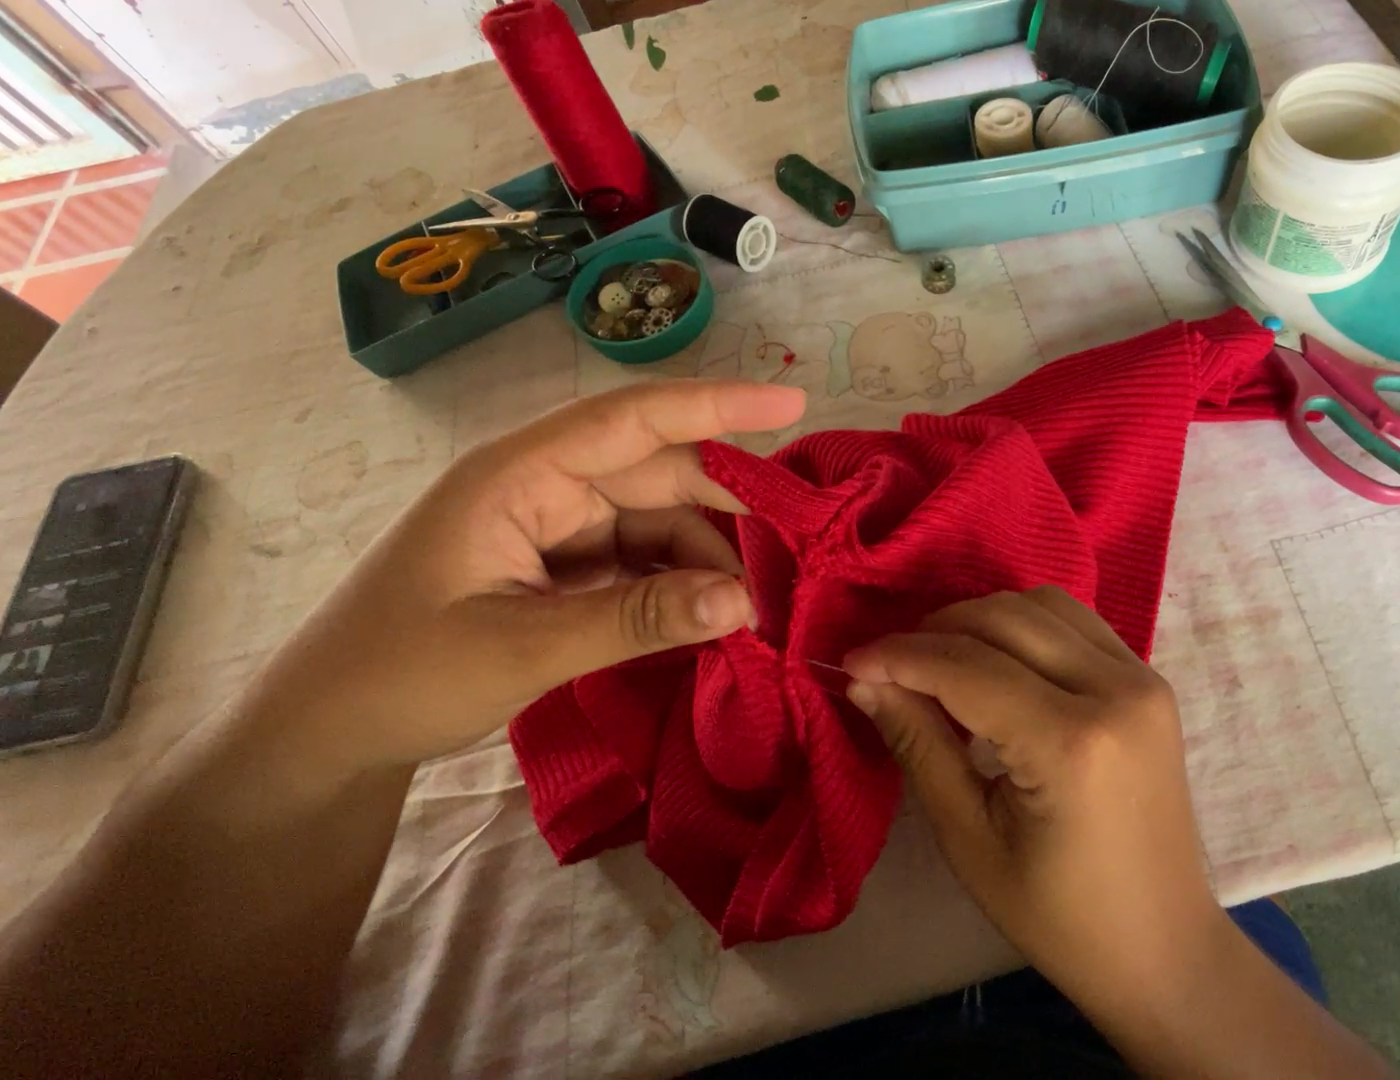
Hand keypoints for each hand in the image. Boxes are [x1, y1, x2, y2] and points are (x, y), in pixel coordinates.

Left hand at [242, 379, 805, 775]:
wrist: (325, 733)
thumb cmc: (400, 674)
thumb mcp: (525, 647)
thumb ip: (638, 619)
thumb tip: (745, 603)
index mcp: (519, 475)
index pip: (633, 420)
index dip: (717, 406)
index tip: (794, 405)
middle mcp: (544, 487)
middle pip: (659, 472)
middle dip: (729, 505)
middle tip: (798, 549)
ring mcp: (555, 528)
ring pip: (658, 520)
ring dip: (708, 557)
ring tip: (757, 604)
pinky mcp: (563, 567)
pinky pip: (641, 560)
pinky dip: (680, 584)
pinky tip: (713, 615)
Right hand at [841, 588, 1222, 993]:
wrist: (1161, 944)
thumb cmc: (1058, 916)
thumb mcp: (970, 840)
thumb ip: (919, 746)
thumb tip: (866, 681)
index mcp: (1072, 743)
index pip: (968, 667)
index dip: (901, 656)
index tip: (851, 661)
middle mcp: (1116, 691)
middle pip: (1005, 619)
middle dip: (935, 631)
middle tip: (889, 666)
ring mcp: (1143, 679)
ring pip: (1043, 604)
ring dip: (980, 619)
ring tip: (938, 661)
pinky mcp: (1151, 681)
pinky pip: (1077, 622)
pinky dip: (1025, 626)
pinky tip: (996, 661)